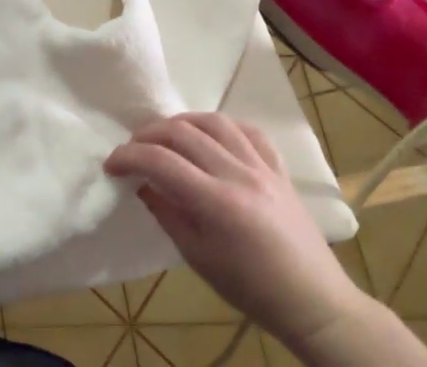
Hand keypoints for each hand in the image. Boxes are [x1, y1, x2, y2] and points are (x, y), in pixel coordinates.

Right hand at [104, 113, 367, 348]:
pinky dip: (223, 127)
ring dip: (181, 122)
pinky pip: (250, 133)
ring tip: (166, 136)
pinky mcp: (281, 172)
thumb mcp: (196, 256)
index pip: (159, 160)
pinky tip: (209, 137)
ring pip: (215, 122)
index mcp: (217, 203)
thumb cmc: (250, 288)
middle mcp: (240, 176)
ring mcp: (264, 170)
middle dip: (147, 135)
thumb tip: (141, 183)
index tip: (111, 165)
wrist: (314, 304)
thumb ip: (165, 212)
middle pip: (182, 132)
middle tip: (132, 150)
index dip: (127, 157)